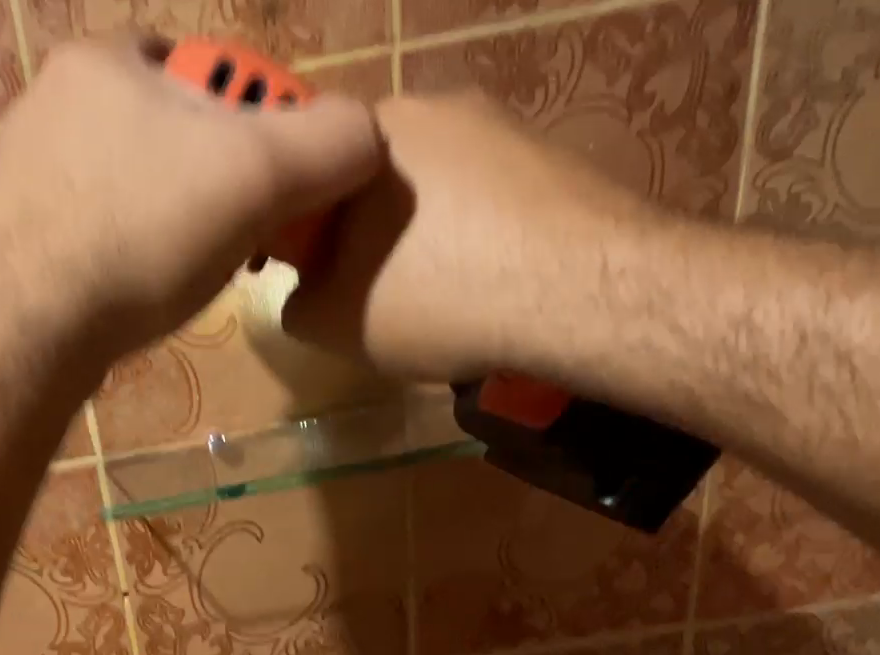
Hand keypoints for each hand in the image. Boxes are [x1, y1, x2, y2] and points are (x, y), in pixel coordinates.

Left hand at [0, 40, 380, 380]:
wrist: (26, 333)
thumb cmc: (139, 235)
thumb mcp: (260, 175)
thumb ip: (331, 142)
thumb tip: (360, 140)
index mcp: (104, 60)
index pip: (213, 73)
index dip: (261, 130)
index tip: (272, 189)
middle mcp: (53, 106)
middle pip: (175, 136)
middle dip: (219, 184)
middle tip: (239, 239)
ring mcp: (25, 176)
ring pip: (137, 188)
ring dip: (177, 224)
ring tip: (191, 272)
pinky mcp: (16, 238)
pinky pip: (98, 232)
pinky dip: (130, 256)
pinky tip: (141, 291)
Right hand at [284, 92, 662, 382]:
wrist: (584, 293)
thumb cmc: (435, 295)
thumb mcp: (328, 321)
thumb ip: (294, 301)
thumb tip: (308, 292)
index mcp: (370, 131)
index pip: (310, 174)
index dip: (301, 232)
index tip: (312, 278)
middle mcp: (436, 107)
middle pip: (371, 181)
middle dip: (361, 235)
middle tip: (367, 293)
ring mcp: (503, 125)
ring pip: (430, 191)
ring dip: (417, 239)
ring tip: (432, 298)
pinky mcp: (553, 157)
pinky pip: (486, 202)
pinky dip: (473, 241)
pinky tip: (484, 288)